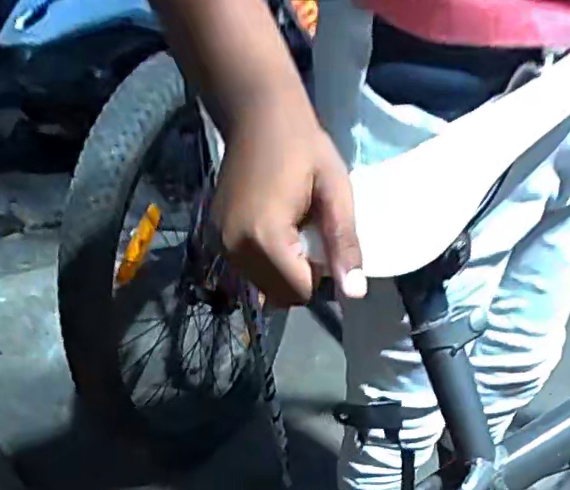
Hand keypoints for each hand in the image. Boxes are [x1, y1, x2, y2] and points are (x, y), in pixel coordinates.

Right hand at [212, 101, 365, 306]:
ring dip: (282, 272)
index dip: (318, 275)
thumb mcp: (336, 191)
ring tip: (288, 231)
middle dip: (299, 277)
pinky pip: (249, 273)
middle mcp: (236, 250)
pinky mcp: (215, 241)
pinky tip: (269, 230)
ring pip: (264, 289)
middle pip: (279, 296)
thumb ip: (344, 244)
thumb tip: (355, 294)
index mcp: (264, 238)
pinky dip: (265, 264)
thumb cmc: (302, 145)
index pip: (299, 291)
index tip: (319, 239)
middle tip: (305, 235)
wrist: (255, 113)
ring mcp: (221, 247)